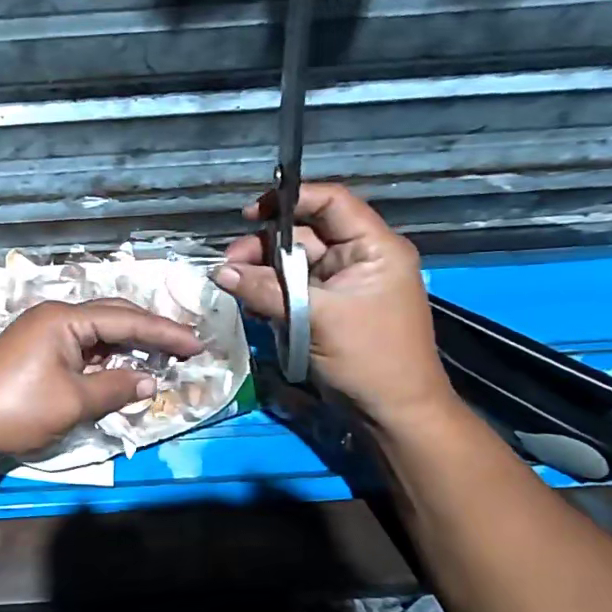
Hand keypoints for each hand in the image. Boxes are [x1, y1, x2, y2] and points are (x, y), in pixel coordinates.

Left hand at [0, 300, 203, 459]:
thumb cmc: (18, 409)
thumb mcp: (74, 401)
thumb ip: (117, 387)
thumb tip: (150, 381)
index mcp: (63, 318)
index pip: (125, 318)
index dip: (164, 332)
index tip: (197, 345)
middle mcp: (52, 316)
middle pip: (110, 317)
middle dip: (147, 332)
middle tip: (183, 347)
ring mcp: (38, 333)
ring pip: (94, 333)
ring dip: (125, 346)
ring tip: (158, 359)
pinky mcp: (31, 351)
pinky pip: (77, 347)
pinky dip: (102, 358)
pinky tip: (118, 369)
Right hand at [213, 184, 455, 425]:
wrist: (392, 411)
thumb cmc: (370, 358)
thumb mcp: (316, 319)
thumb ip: (266, 291)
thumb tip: (219, 271)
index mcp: (374, 248)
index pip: (331, 203)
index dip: (290, 200)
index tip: (249, 215)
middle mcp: (357, 259)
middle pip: (303, 235)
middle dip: (263, 246)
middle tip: (227, 266)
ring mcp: (340, 285)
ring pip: (291, 264)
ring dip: (260, 272)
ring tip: (231, 285)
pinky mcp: (324, 308)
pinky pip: (290, 289)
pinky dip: (267, 293)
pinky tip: (248, 301)